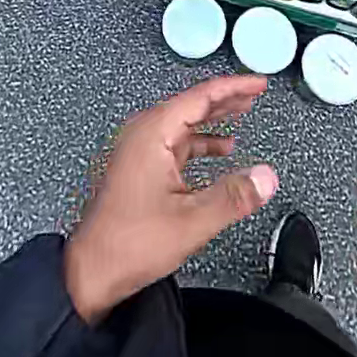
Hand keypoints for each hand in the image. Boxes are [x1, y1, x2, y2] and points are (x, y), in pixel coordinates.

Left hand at [65, 76, 279, 323]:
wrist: (90, 272)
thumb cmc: (127, 244)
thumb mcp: (191, 221)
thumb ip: (233, 196)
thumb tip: (265, 177)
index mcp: (154, 133)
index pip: (202, 95)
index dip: (234, 86)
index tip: (257, 83)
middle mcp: (145, 133)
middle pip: (193, 103)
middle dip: (227, 97)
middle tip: (254, 92)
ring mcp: (140, 148)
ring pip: (185, 121)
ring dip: (215, 117)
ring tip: (241, 113)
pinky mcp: (140, 164)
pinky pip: (177, 140)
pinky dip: (201, 140)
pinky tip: (218, 149)